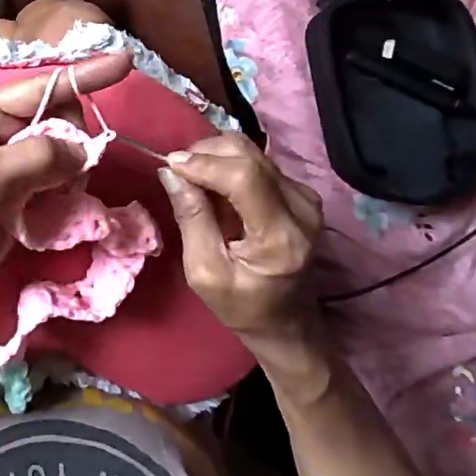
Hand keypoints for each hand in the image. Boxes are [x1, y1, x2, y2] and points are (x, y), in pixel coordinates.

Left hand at [0, 52, 135, 301]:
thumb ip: (36, 156)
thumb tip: (82, 151)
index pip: (44, 86)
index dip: (86, 75)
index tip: (125, 62)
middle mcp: (4, 123)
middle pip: (64, 115)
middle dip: (74, 142)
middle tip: (64, 178)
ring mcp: (18, 153)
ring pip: (71, 145)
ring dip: (72, 171)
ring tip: (51, 197)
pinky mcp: (30, 181)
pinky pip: (66, 172)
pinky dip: (68, 188)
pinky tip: (50, 207)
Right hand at [157, 133, 322, 339]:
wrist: (287, 322)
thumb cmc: (242, 306)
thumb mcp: (205, 272)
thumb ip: (191, 219)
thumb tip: (170, 173)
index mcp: (279, 237)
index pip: (244, 178)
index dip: (204, 163)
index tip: (170, 164)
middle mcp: (300, 209)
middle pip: (250, 156)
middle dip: (206, 152)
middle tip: (177, 169)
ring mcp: (305, 198)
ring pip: (254, 153)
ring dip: (216, 156)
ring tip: (192, 177)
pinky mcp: (301, 193)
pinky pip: (259, 163)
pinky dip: (230, 165)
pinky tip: (214, 185)